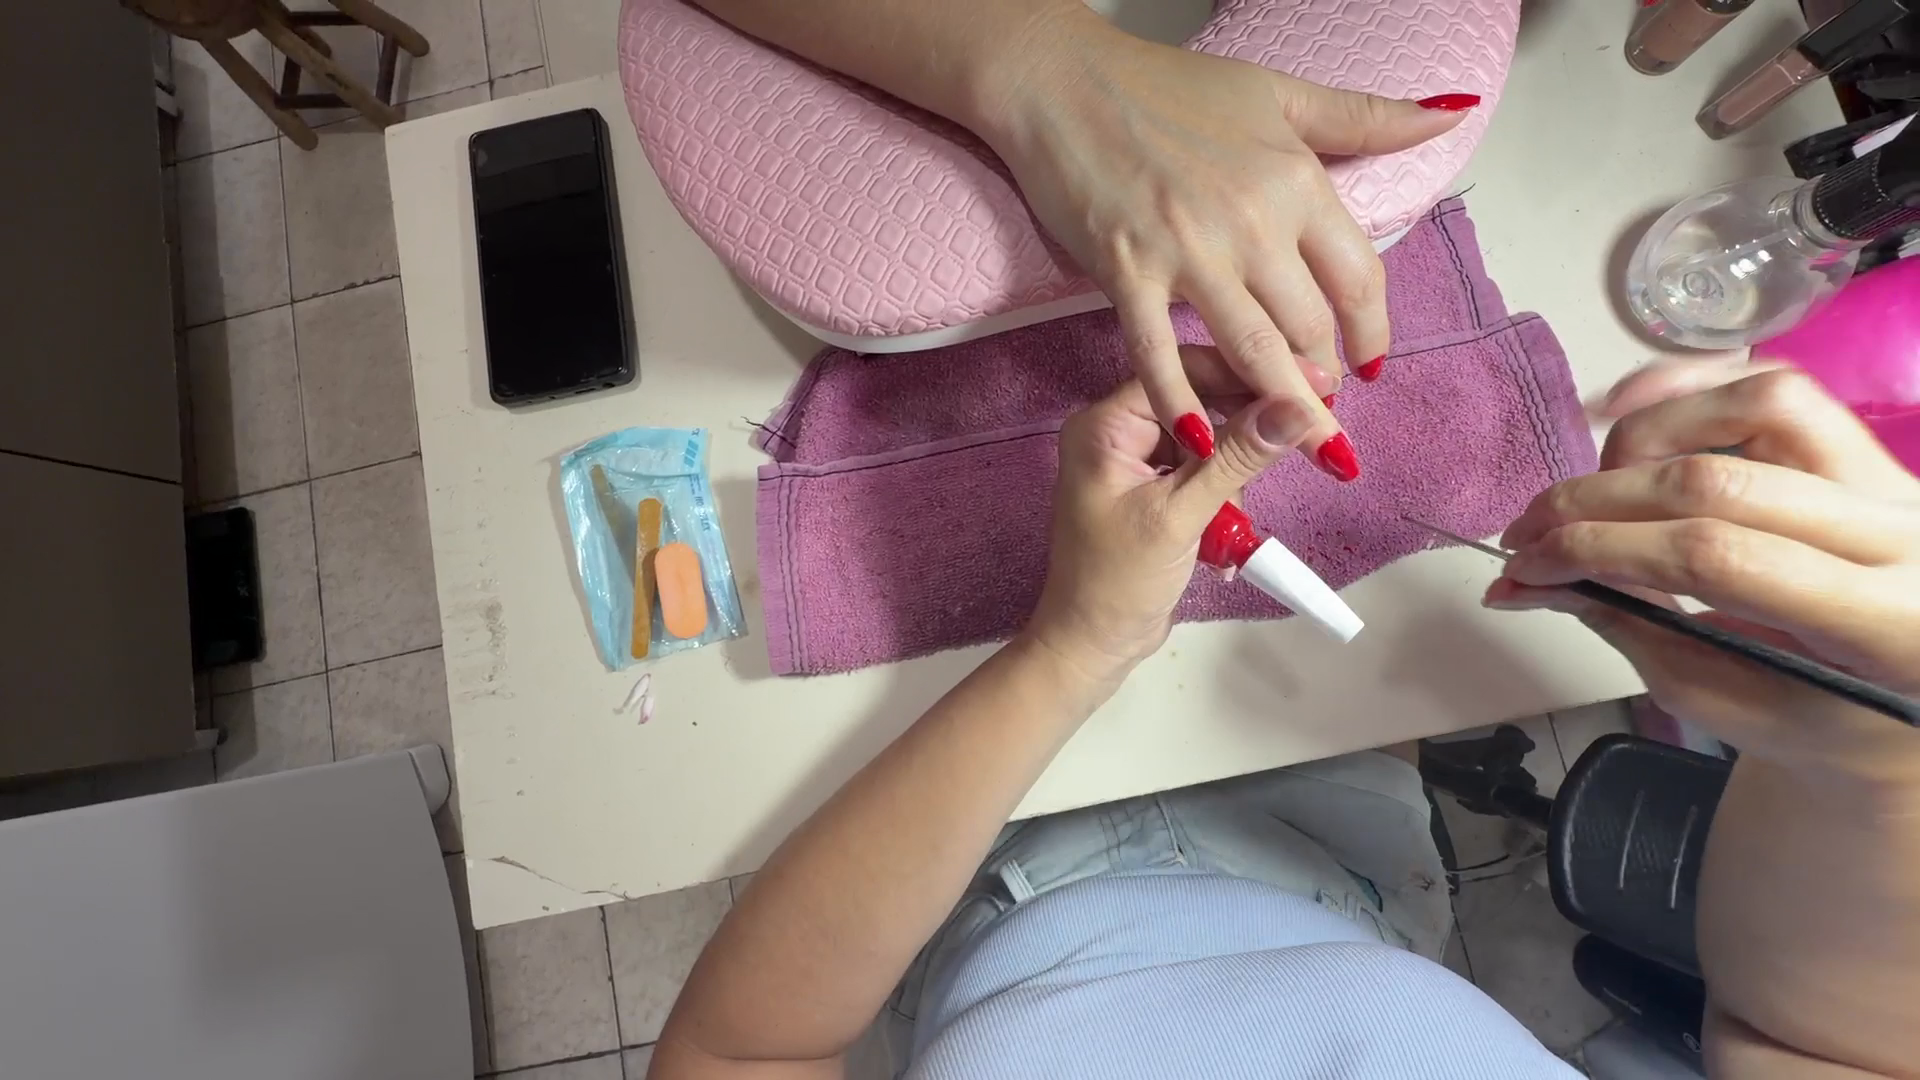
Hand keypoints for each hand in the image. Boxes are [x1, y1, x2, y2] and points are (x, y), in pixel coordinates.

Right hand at [979, 10, 1474, 477]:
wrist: (1065, 88)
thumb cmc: (1166, 88)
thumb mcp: (1277, 92)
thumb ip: (1364, 117)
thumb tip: (1448, 115)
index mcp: (1294, 180)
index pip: (1356, 278)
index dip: (1370, 336)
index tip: (1366, 371)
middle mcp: (1251, 223)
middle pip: (1306, 328)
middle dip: (1322, 382)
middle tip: (1320, 417)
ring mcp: (1185, 254)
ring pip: (1246, 351)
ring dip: (1276, 408)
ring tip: (1292, 446)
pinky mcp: (1126, 276)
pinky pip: (1157, 353)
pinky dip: (1179, 401)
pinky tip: (1198, 440)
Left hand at [1024, 347, 1316, 681]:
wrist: (1093, 642)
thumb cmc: (1118, 582)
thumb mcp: (1178, 517)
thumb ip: (1236, 459)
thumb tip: (1297, 404)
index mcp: (1103, 425)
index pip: (1182, 371)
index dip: (1246, 373)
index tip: (1313, 382)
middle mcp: (1115, 432)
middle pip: (1198, 400)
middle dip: (1246, 427)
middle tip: (1310, 435)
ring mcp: (1133, 461)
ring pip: (1207, 437)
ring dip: (1233, 472)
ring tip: (1235, 515)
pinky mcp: (1152, 488)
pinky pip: (1201, 469)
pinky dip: (1222, 493)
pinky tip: (1227, 529)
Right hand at [1488, 363, 1919, 786]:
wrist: (1910, 704)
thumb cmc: (1811, 718)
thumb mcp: (1709, 692)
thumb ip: (1618, 622)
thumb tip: (1517, 583)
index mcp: (1886, 623)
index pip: (1712, 555)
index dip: (1595, 549)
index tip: (1526, 569)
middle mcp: (1907, 535)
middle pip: (1713, 482)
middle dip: (1588, 503)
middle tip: (1527, 536)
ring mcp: (1893, 483)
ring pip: (1759, 407)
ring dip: (1640, 438)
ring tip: (1593, 486)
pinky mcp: (1864, 456)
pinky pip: (1778, 393)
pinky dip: (1688, 388)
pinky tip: (1626, 408)